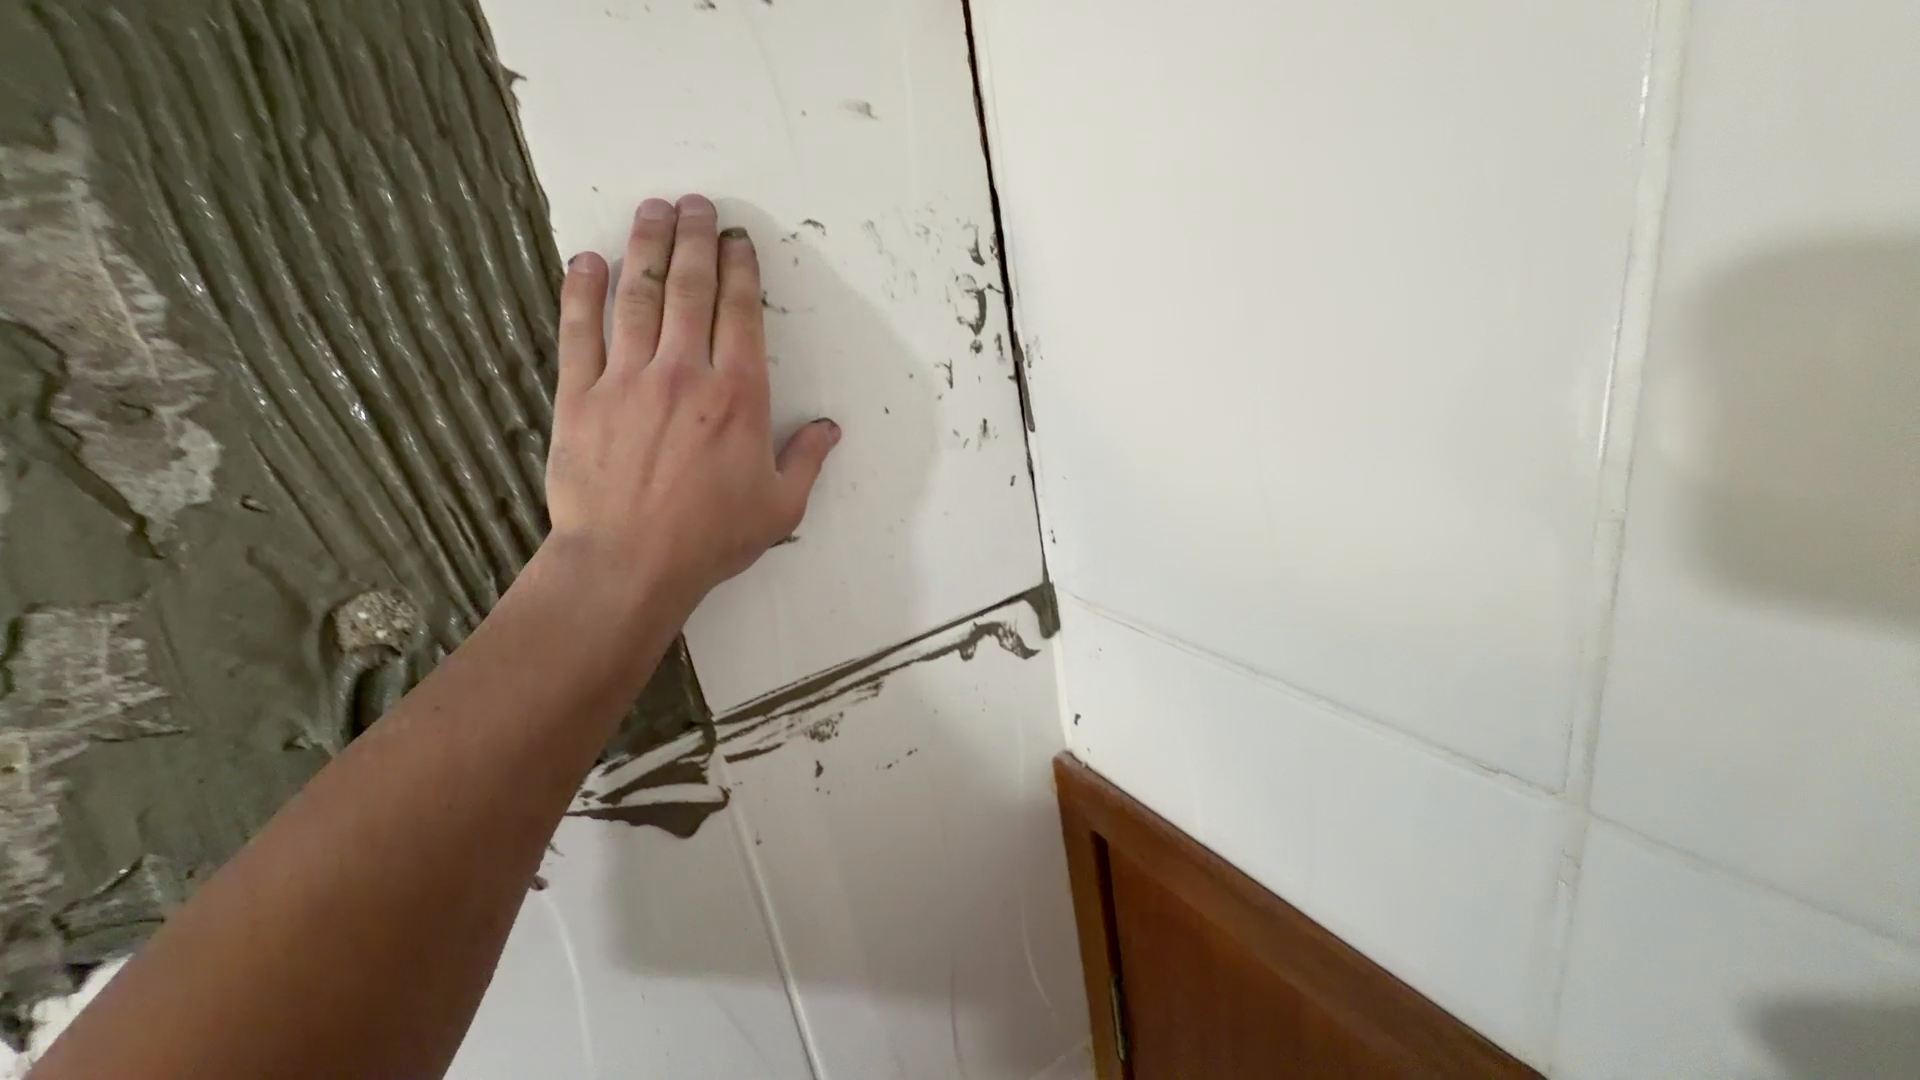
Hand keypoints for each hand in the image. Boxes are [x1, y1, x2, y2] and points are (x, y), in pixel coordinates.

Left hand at [540, 194, 838, 619]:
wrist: (630, 564)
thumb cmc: (709, 539)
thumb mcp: (780, 506)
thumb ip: (807, 459)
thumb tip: (829, 429)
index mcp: (738, 397)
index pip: (741, 313)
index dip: (740, 270)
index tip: (738, 241)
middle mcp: (685, 374)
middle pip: (691, 289)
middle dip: (696, 239)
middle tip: (696, 204)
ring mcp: (628, 380)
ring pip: (638, 297)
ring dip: (646, 248)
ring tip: (652, 211)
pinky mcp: (580, 397)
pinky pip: (579, 331)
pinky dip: (581, 291)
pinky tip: (586, 262)